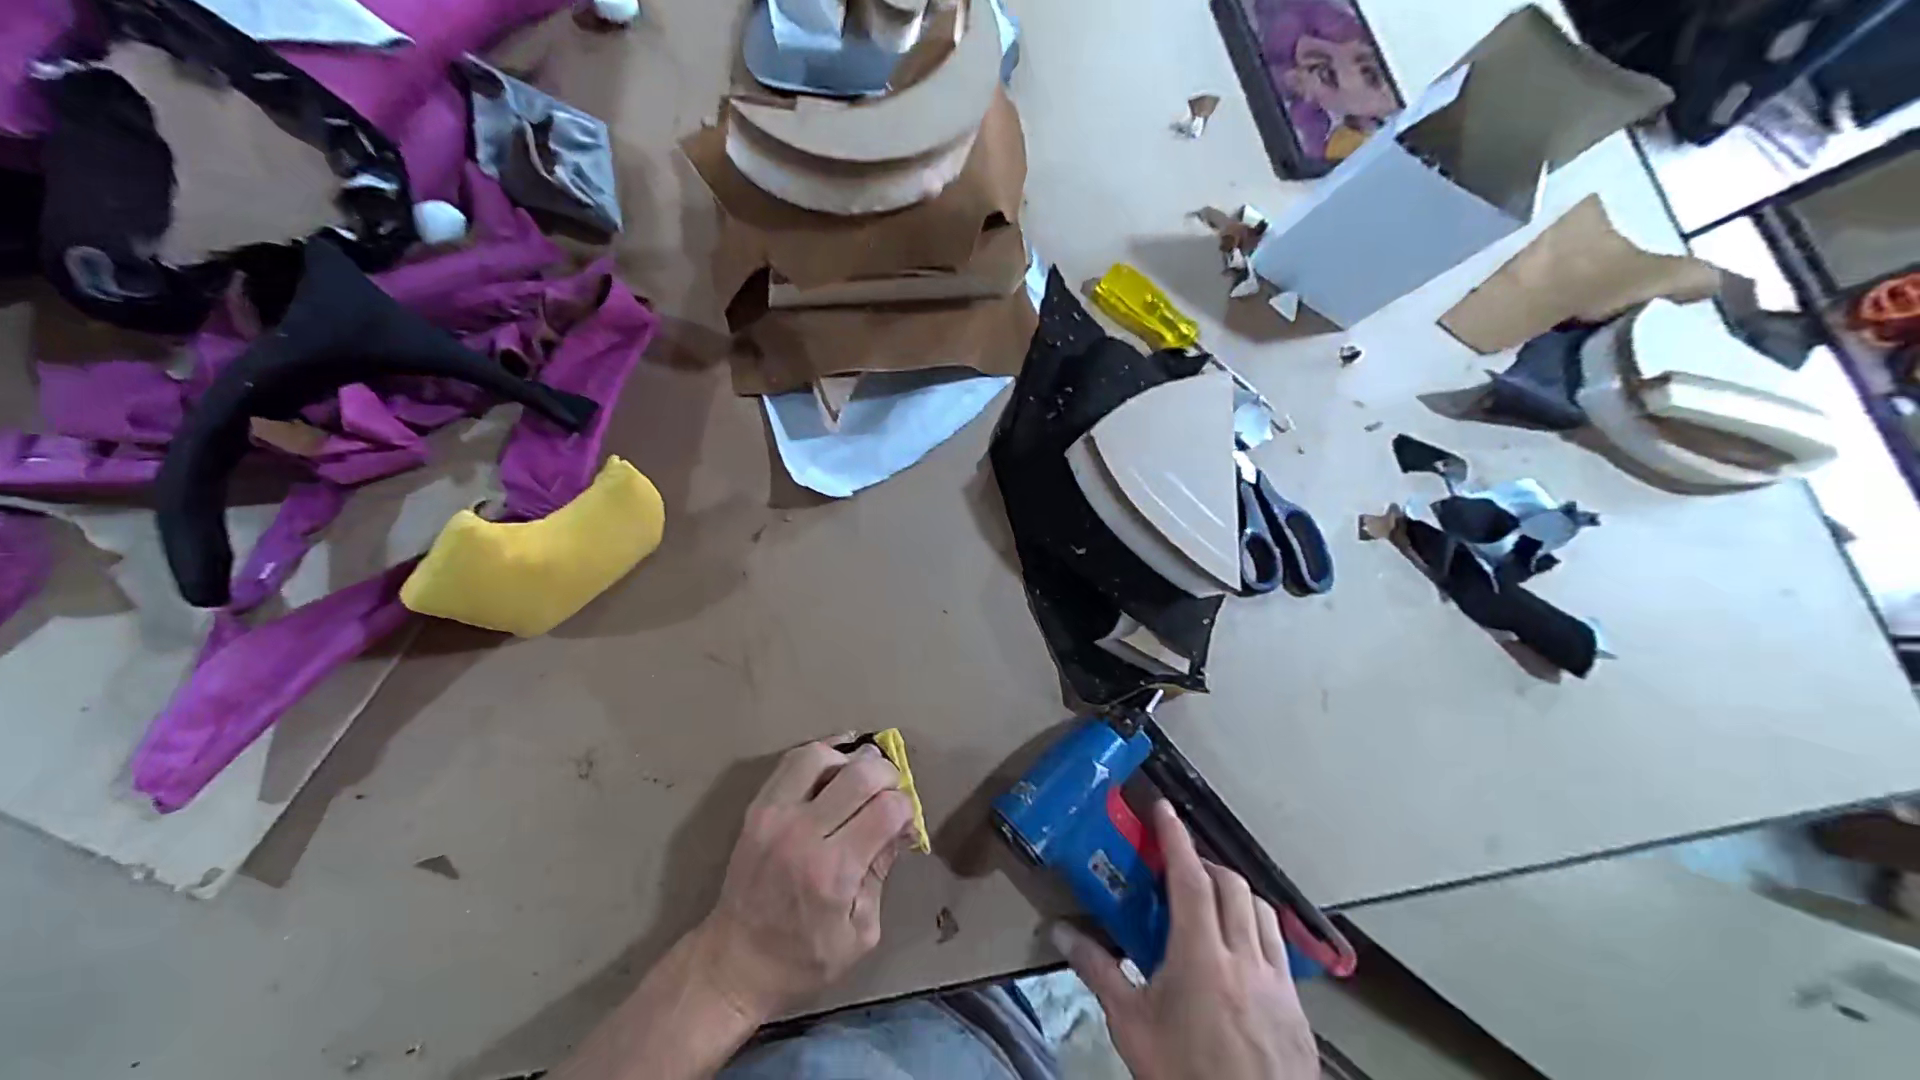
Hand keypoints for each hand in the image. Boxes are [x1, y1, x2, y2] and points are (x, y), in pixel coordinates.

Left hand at [695, 737, 915, 1023]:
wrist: (735, 961)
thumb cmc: (803, 957)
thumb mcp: (860, 933)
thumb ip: (881, 873)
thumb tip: (901, 825)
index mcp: (833, 873)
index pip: (887, 810)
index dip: (906, 808)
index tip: (905, 821)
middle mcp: (803, 835)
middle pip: (860, 774)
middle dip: (888, 775)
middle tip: (891, 791)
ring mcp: (775, 816)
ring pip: (821, 756)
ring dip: (850, 760)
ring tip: (859, 777)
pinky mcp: (758, 808)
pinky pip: (792, 761)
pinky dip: (821, 753)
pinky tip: (838, 760)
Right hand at [1056, 800, 1316, 1079]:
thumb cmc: (1184, 1075)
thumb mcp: (1132, 1026)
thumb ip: (1098, 972)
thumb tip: (1061, 932)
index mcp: (1201, 956)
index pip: (1189, 878)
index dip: (1175, 838)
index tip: (1164, 809)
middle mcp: (1245, 958)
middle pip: (1231, 885)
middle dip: (1204, 862)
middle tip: (1178, 864)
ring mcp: (1277, 982)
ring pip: (1262, 911)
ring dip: (1235, 892)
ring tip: (1210, 901)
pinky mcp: (1297, 1008)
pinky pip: (1279, 948)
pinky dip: (1258, 928)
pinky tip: (1241, 950)